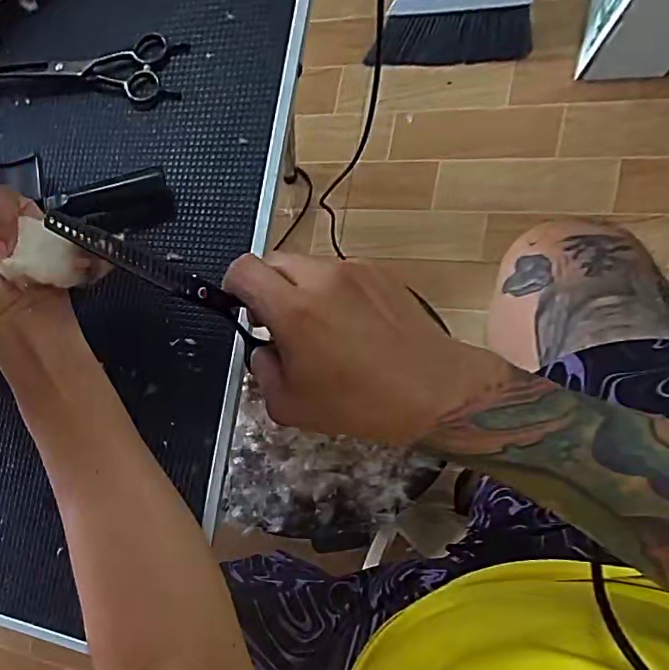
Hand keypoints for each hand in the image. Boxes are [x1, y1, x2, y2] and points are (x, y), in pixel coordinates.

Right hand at [222, 253, 512, 447]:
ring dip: (302, 291)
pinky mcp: (381, 273)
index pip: (243, 270)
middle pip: (273, 262)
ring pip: (308, 267)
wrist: (434, 391)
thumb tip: (262, 352)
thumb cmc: (362, 404)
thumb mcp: (291, 407)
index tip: (241, 308)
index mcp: (294, 310)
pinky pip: (341, 274)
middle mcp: (322, 278)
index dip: (234, 288)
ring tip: (320, 331)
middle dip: (268, 290)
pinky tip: (351, 328)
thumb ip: (262, 373)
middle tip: (279, 325)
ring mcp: (355, 271)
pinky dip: (334, 293)